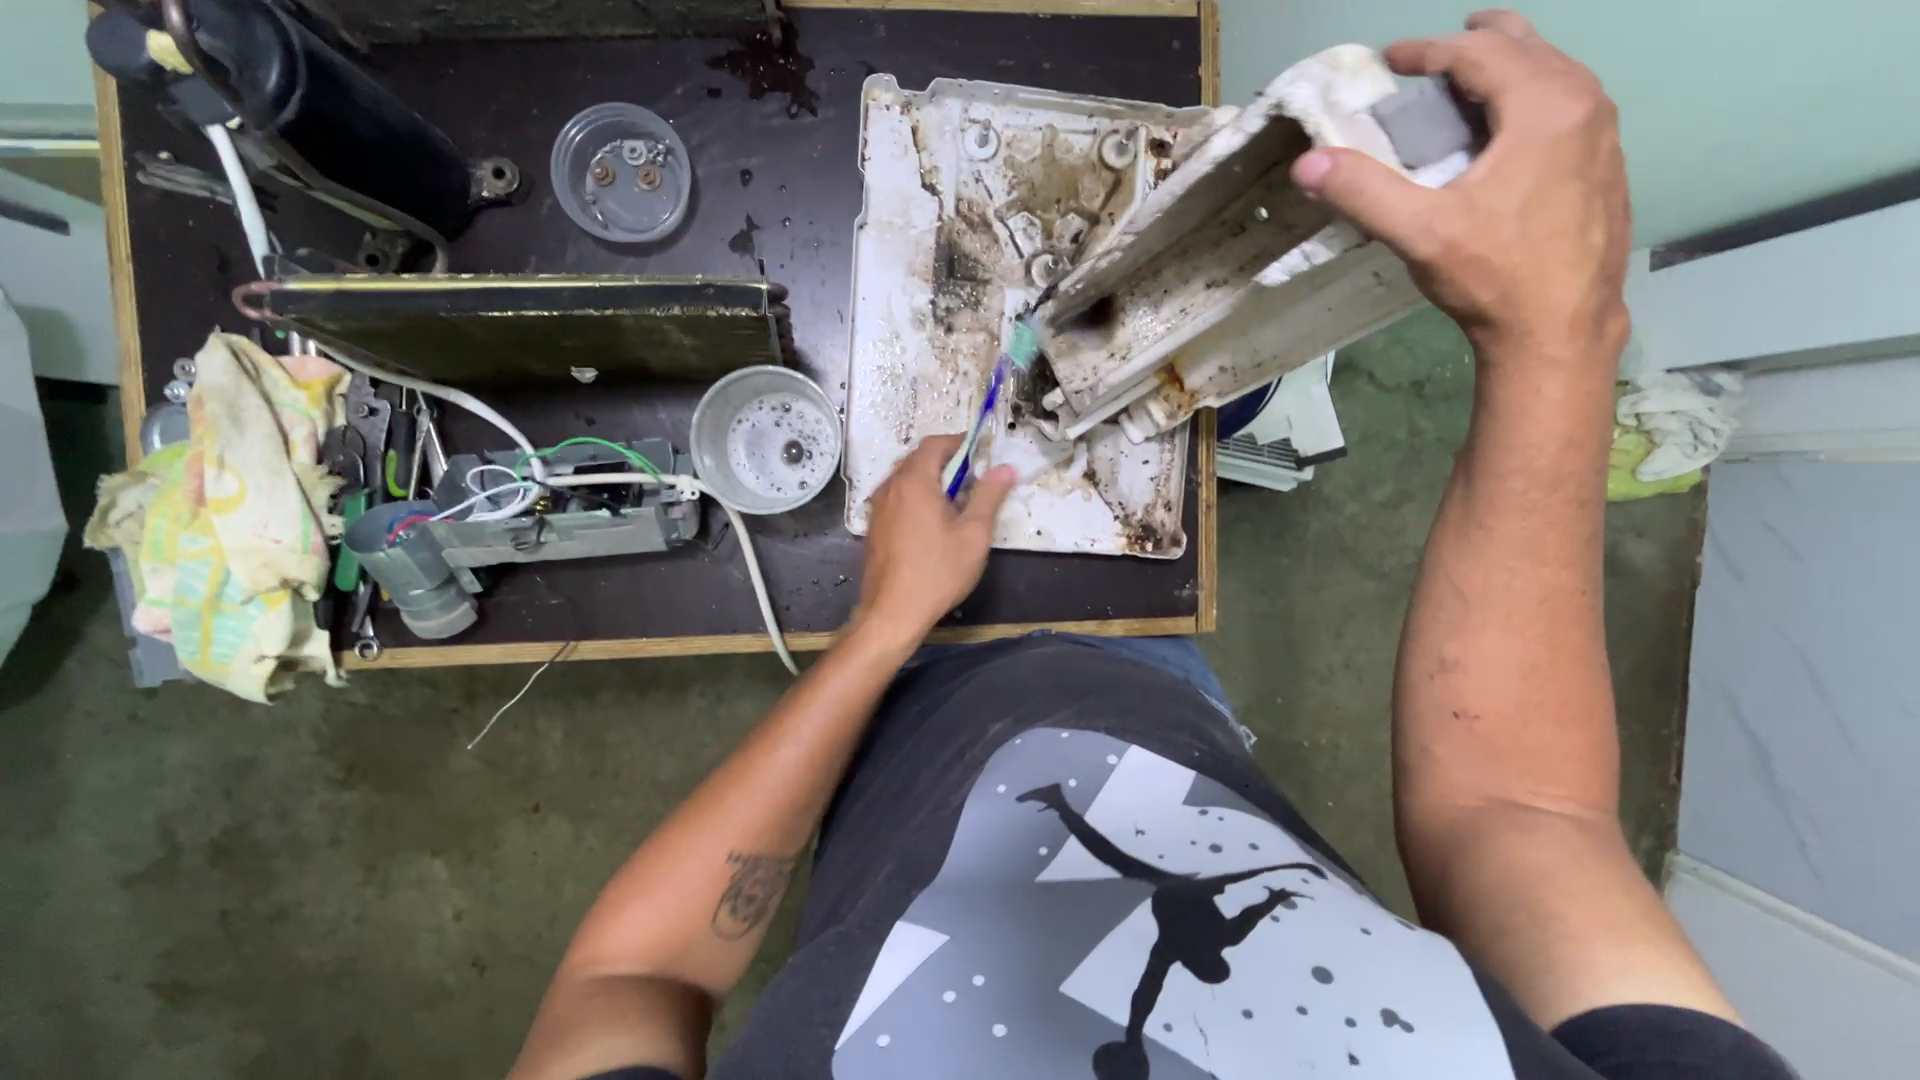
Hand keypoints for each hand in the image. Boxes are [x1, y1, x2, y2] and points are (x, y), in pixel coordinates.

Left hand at [855, 434, 1015, 644]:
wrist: (892, 612)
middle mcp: (890, 487)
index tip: (981, 453)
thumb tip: (1005, 468)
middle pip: (918, 459)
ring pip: (906, 479)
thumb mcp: (973, 534)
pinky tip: (933, 523)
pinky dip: (916, 498)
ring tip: (956, 503)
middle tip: (973, 480)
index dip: (960, 442)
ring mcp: (877, 507)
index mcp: (914, 481)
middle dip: (947, 462)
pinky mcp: (874, 527)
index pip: (935, 444)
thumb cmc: (937, 573)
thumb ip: (989, 496)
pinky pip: (897, 498)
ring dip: (931, 481)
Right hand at [1290, 10, 1631, 359]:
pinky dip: (1530, 100)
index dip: (1429, 52)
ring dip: (1510, 69)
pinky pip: (1567, 108)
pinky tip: (1508, 131)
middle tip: (1441, 47)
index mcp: (1545, 106)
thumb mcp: (1419, 233)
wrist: (1560, 329)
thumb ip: (1363, 191)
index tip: (1390, 58)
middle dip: (1480, 43)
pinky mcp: (1605, 167)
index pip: (1481, 56)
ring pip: (1554, 76)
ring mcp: (1603, 136)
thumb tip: (1307, 164)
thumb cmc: (1493, 275)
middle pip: (1528, 50)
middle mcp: (1585, 105)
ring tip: (1474, 79)